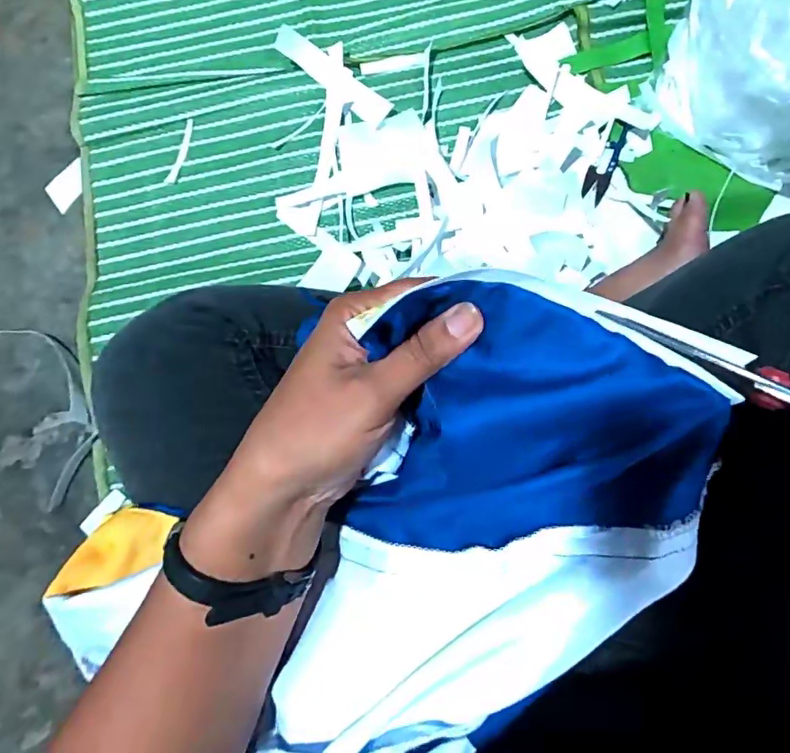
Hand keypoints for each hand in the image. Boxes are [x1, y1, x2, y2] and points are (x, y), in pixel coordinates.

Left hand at [181, 281, 483, 578]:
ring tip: (502, 364)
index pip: (414, 293)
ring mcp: (369, 367)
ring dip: (449, 362)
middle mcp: (361, 333)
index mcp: (353, 316)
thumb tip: (473, 310)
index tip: (504, 310)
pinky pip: (414, 381)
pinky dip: (437, 386)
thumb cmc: (317, 433)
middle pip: (418, 323)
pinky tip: (472, 390)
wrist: (280, 496)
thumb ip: (423, 352)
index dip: (455, 299)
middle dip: (456, 333)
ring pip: (419, 354)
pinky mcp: (376, 397)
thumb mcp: (374, 391)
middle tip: (509, 342)